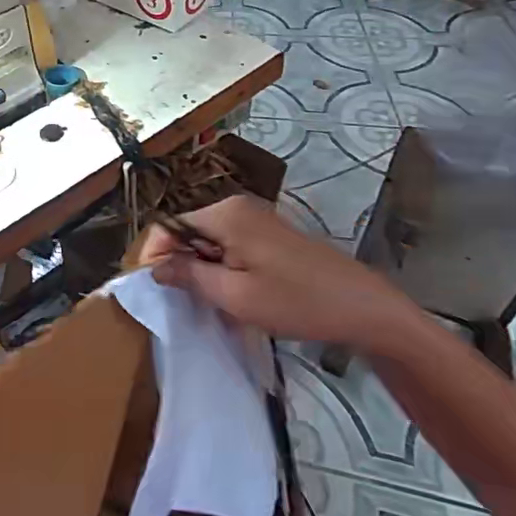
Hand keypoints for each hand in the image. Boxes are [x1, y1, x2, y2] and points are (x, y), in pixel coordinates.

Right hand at [139, 194, 426, 353]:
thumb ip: (189, 276)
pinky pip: (229, 247)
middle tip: (185, 304)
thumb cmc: (296, 301)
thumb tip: (153, 267)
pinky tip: (235, 298)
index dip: (155, 255)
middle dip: (180, 265)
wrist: (362, 307)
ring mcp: (255, 219)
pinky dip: (223, 270)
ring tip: (212, 305)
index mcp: (224, 214)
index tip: (153, 291)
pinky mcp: (268, 234)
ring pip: (208, 242)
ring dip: (203, 271)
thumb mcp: (235, 295)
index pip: (169, 225)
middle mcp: (236, 207)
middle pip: (188, 231)